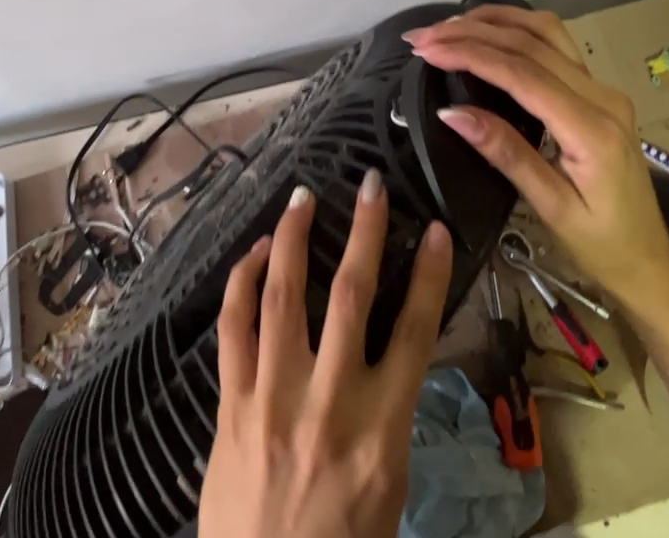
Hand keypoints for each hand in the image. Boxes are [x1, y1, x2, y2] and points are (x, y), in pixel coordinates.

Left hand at [199, 175, 453, 537]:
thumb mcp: (388, 483)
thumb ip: (388, 415)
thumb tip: (388, 358)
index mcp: (383, 428)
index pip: (417, 332)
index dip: (429, 275)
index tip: (437, 231)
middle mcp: (330, 400)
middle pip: (352, 295)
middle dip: (364, 232)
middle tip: (369, 185)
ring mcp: (274, 396)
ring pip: (284, 296)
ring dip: (292, 239)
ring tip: (302, 198)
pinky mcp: (231, 403)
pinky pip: (234, 327)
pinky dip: (242, 282)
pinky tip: (252, 254)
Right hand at [403, 6, 668, 309]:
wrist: (648, 259)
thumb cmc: (601, 244)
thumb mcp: (550, 207)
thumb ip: (506, 153)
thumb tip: (452, 113)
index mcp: (592, 128)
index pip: (523, 75)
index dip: (471, 56)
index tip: (427, 51)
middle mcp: (603, 96)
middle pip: (531, 45)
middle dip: (472, 34)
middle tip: (421, 38)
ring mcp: (603, 90)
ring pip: (546, 34)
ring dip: (495, 22)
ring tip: (446, 27)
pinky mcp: (597, 92)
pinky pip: (555, 45)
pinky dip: (516, 30)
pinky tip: (487, 31)